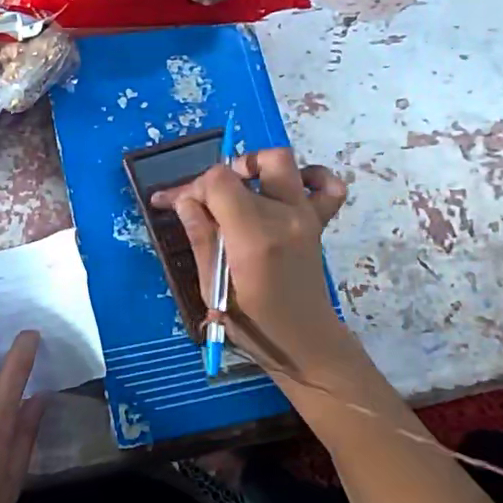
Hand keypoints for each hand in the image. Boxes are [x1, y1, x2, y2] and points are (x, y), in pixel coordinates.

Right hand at [149, 149, 349, 379]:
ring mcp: (305, 216)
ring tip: (238, 189)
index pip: (219, 182)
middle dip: (216, 178)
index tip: (175, 205)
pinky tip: (286, 188)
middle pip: (244, 168)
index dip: (192, 188)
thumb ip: (200, 238)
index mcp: (253, 236)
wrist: (302, 341)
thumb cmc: (253, 323)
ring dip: (254, 166)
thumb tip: (184, 202)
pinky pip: (327, 186)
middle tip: (202, 201)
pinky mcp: (318, 222)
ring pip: (282, 162)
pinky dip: (308, 177)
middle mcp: (284, 217)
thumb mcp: (213, 287)